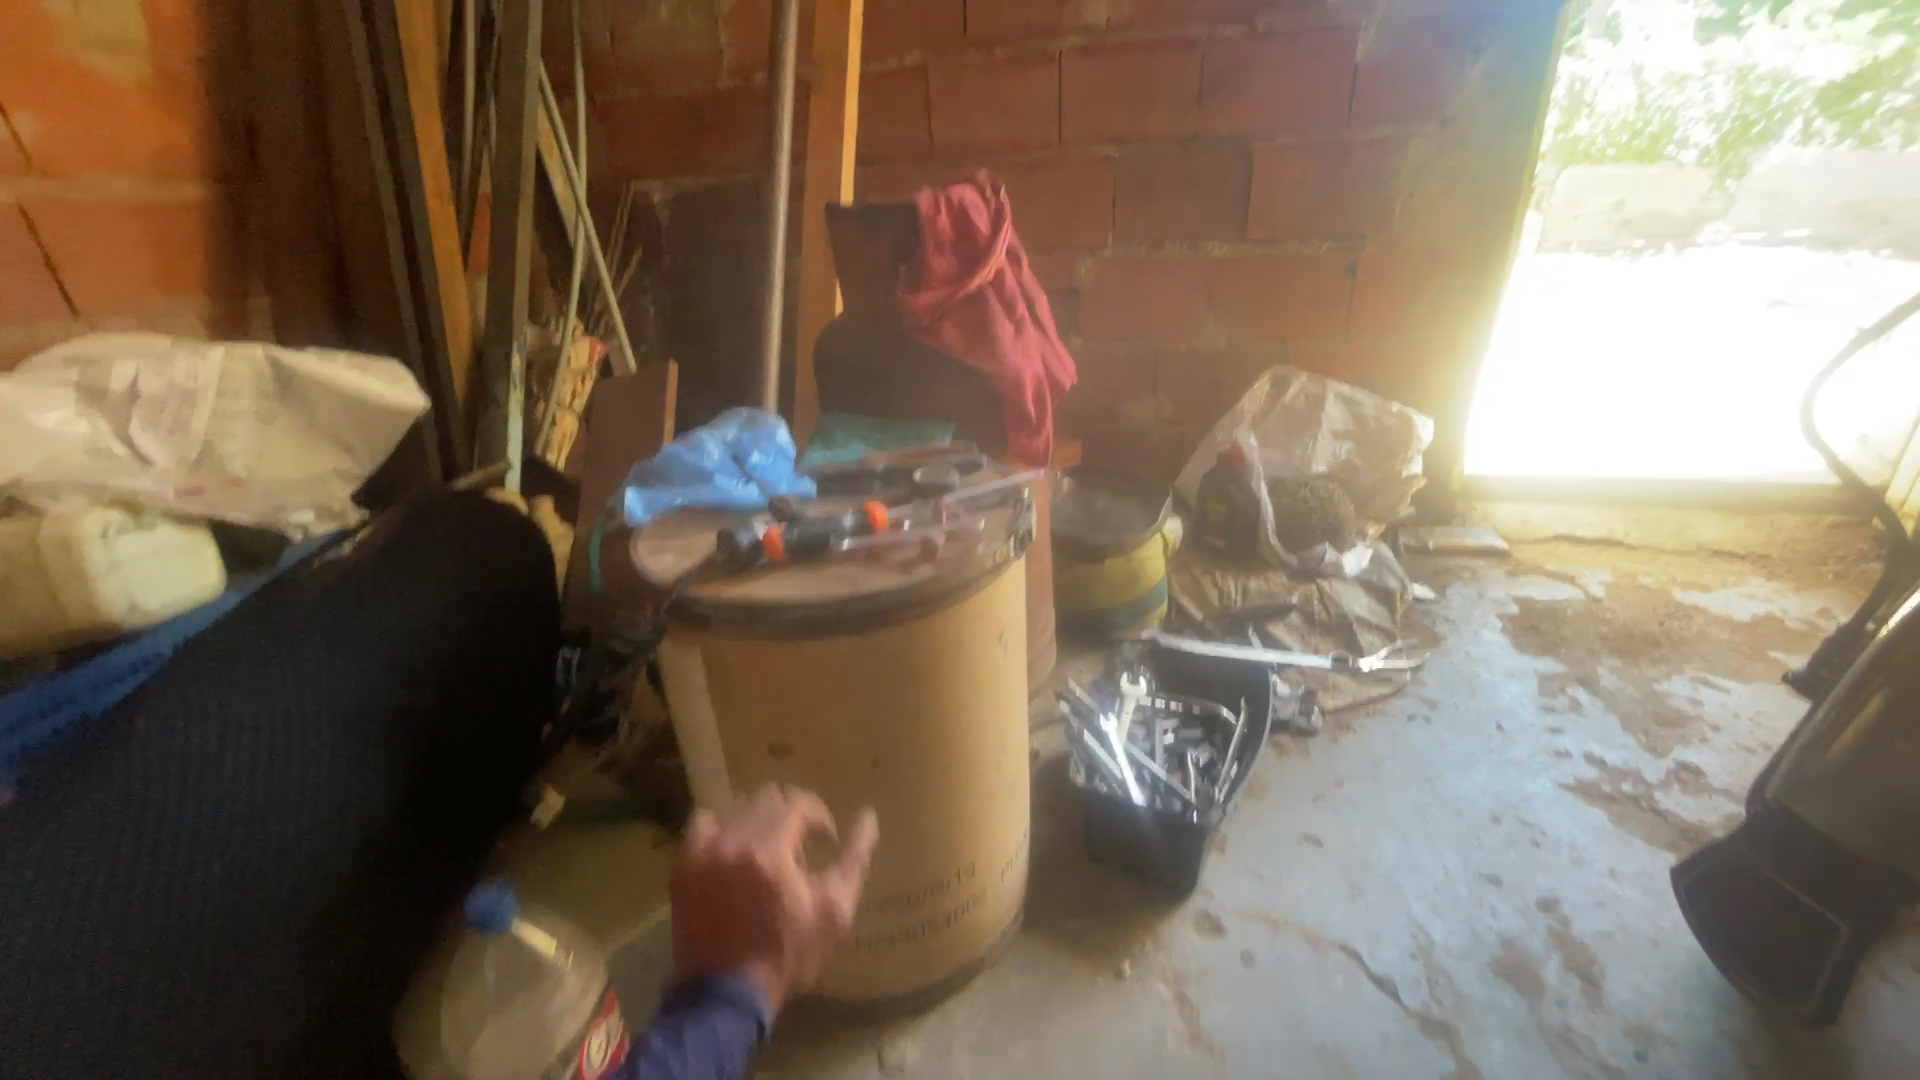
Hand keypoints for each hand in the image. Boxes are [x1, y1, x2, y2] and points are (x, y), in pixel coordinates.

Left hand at [669, 784, 879, 1014]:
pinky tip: (732, 846)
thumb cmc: (788, 953)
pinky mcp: (683, 867)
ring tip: (768, 844)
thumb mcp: (834, 911)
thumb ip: (854, 858)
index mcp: (771, 850)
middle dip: (792, 813)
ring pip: (736, 806)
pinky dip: (720, 825)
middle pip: (767, 797)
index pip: (799, 803)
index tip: (828, 838)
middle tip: (802, 842)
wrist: (727, 995)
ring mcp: (703, 852)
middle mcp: (734, 841)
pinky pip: (701, 823)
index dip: (819, 816)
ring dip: (758, 816)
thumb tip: (869, 816)